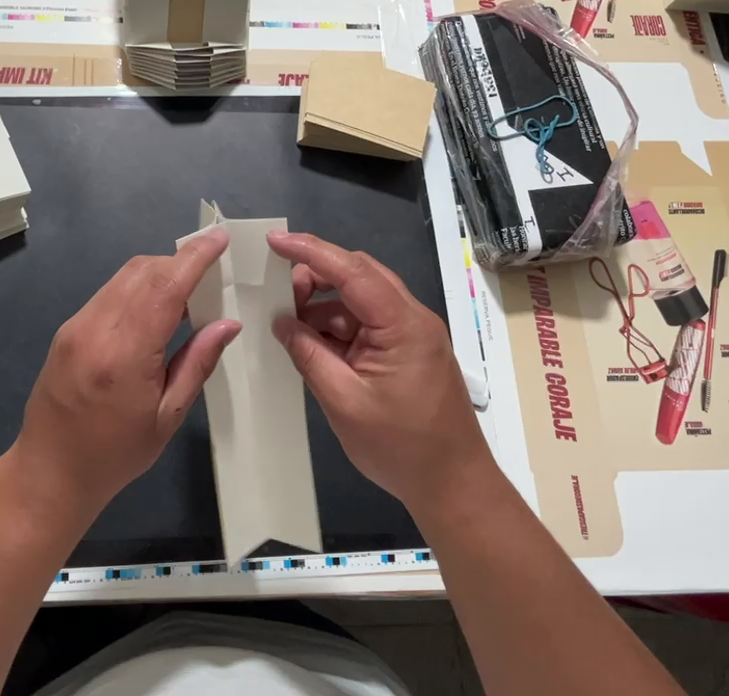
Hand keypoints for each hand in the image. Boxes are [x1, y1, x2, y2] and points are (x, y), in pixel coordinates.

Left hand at [11, 230, 242, 516]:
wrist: (49, 472)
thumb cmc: (115, 454)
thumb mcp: (166, 417)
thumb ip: (197, 364)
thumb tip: (228, 323)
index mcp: (124, 354)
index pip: (164, 287)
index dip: (194, 257)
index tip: (219, 238)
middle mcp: (95, 329)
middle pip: (142, 271)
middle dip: (179, 261)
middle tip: (211, 274)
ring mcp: (75, 326)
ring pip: (123, 277)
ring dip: (158, 273)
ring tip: (187, 293)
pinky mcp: (67, 330)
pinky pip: (108, 293)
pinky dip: (136, 288)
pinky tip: (154, 311)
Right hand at [267, 231, 490, 515]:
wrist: (453, 486)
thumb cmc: (401, 447)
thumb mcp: (344, 401)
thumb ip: (309, 356)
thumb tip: (281, 323)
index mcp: (403, 324)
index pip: (353, 271)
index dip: (312, 252)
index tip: (275, 241)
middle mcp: (412, 318)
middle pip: (359, 276)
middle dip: (316, 276)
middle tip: (277, 293)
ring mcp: (411, 334)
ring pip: (360, 300)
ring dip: (323, 306)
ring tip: (288, 323)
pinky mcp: (406, 351)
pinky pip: (366, 324)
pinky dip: (336, 327)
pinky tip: (311, 342)